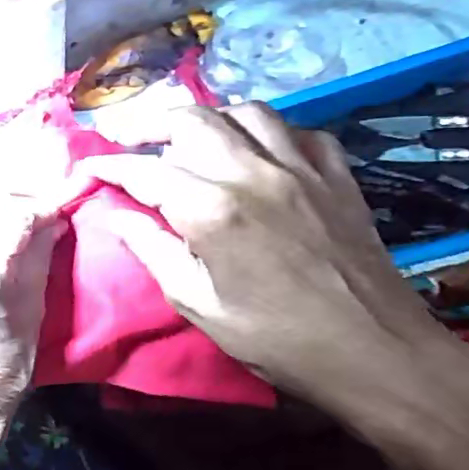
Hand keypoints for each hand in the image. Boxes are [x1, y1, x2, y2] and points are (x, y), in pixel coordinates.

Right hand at [76, 104, 468, 449]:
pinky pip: (299, 132)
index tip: (86, 169)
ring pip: (245, 112)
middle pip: (191, 120)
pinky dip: (267, 133)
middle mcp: (253, 175)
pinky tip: (254, 154)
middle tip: (126, 142)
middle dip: (148, 125)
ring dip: (208, 120)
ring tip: (188, 140)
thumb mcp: (193, 301)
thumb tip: (115, 216)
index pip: (143, 169)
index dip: (107, 166)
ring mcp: (302, 171)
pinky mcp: (338, 179)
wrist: (382, 357)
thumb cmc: (275, 338)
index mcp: (211, 209)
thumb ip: (150, 248)